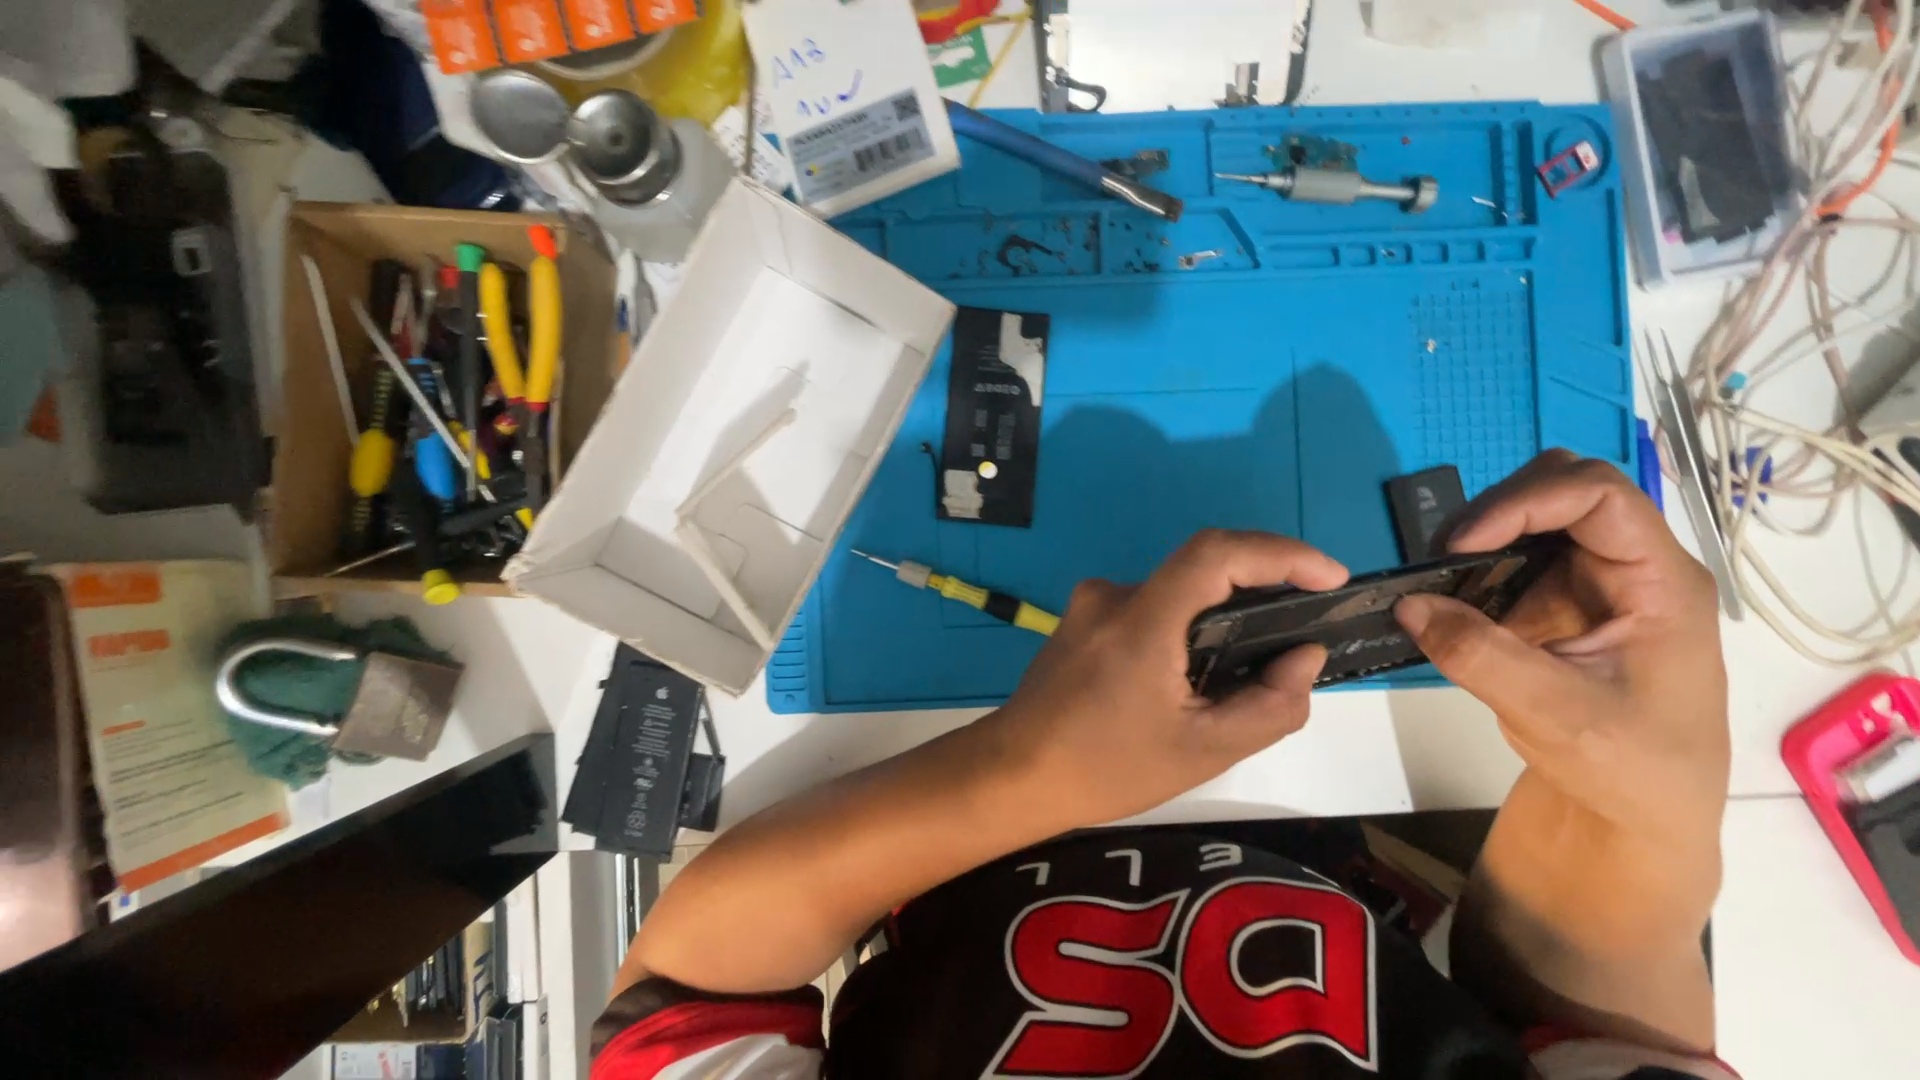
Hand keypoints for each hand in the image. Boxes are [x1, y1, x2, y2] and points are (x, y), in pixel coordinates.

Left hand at [984, 529, 1349, 829]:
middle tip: (1298, 635)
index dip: (1280, 553)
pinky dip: (1184, 630)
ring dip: (1218, 620)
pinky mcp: (1081, 622)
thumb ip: (1270, 704)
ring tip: (1246, 673)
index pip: (1216, 553)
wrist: (1013, 775)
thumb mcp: (1204, 750)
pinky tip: (1193, 678)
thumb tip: (1304, 656)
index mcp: (1141, 621)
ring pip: (1175, 595)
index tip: (1327, 577)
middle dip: (1260, 592)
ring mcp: (1090, 606)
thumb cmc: (1106, 768)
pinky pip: (1149, 610)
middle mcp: (1112, 596)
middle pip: (1199, 571)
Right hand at [1393, 450, 1729, 844]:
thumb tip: (1407, 603)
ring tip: (1438, 576)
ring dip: (1480, 534)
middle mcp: (1628, 567)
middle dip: (1497, 508)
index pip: (1598, 496)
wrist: (1635, 812)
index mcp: (1659, 581)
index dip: (1523, 502)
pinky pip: (1508, 556)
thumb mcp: (1554, 715)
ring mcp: (1590, 582)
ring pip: (1532, 516)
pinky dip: (1471, 563)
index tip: (1462, 544)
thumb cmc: (1625, 766)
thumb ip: (1480, 655)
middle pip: (1564, 488)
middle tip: (1444, 555)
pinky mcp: (1554, 603)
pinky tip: (1447, 598)